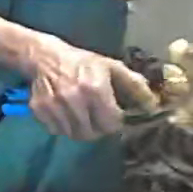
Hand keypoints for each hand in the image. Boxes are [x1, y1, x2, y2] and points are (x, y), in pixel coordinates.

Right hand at [17, 32, 155, 140]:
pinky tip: (64, 114)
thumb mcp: (112, 67)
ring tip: (80, 117)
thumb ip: (134, 86)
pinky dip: (61, 126)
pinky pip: (54, 130)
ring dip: (79, 129)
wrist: (45, 57)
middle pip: (90, 133)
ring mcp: (54, 105)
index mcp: (96, 89)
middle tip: (96, 119)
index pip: (110, 124)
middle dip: (97, 129)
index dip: (114, 123)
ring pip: (72, 134)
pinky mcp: (39, 109)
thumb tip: (153, 106)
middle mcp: (74, 99)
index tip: (112, 117)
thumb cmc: (82, 63)